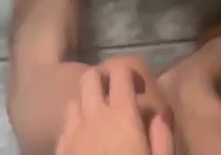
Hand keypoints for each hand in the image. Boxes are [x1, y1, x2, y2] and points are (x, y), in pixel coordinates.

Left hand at [55, 58, 173, 154]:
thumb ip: (163, 137)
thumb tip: (162, 115)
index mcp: (121, 116)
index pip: (121, 72)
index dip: (129, 72)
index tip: (139, 85)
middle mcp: (93, 117)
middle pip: (90, 77)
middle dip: (102, 79)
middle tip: (115, 95)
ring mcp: (71, 134)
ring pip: (74, 102)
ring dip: (86, 104)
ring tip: (99, 119)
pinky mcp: (58, 150)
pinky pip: (64, 128)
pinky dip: (74, 128)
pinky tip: (85, 142)